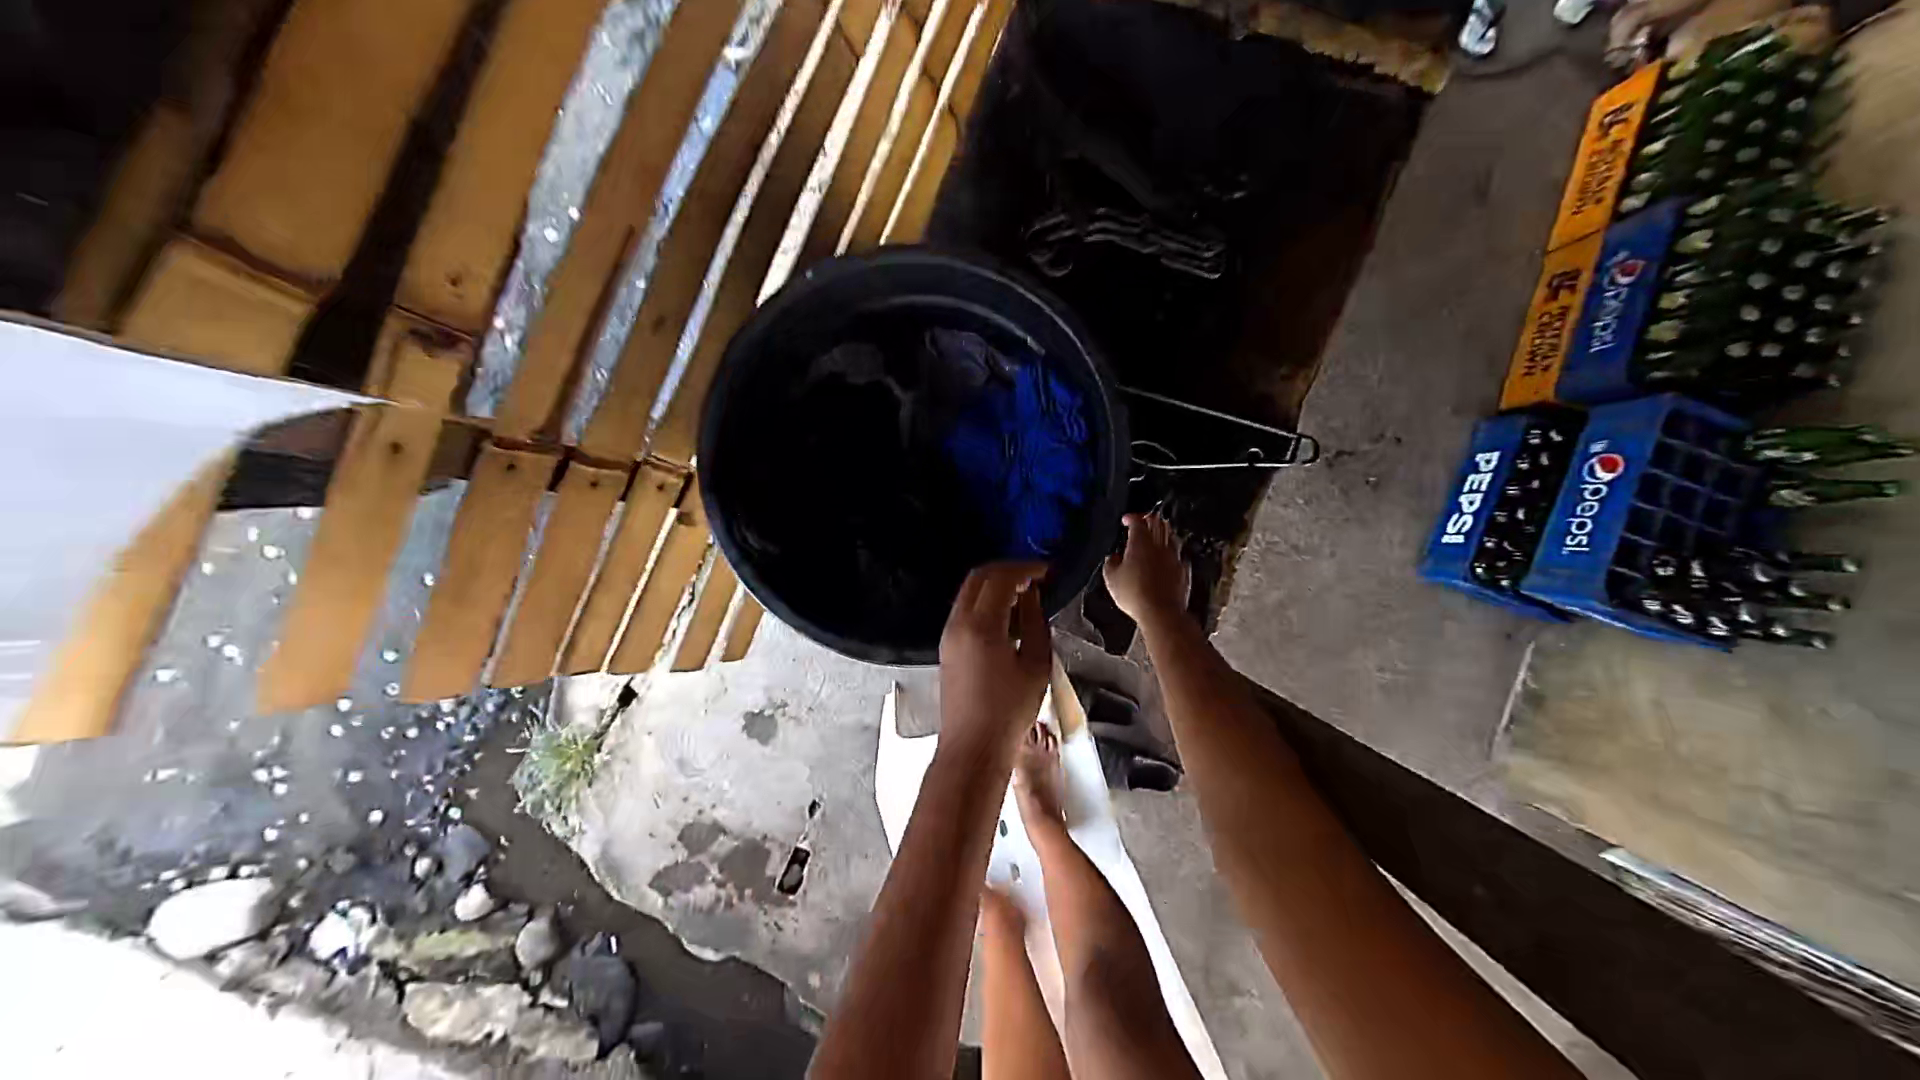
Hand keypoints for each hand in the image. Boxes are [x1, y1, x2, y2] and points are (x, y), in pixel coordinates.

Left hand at [939, 561, 1050, 757]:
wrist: (973, 746)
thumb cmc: (1009, 711)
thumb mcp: (1036, 665)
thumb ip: (1035, 622)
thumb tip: (1033, 596)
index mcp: (980, 626)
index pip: (1000, 578)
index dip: (1026, 568)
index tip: (1047, 571)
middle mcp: (958, 624)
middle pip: (979, 577)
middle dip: (1008, 570)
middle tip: (1035, 576)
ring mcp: (948, 635)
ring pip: (968, 592)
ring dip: (995, 584)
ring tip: (1024, 593)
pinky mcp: (946, 647)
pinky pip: (964, 609)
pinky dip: (985, 601)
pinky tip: (1007, 614)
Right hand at [1104, 513, 1190, 630]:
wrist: (1161, 612)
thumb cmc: (1135, 595)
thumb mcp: (1111, 579)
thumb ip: (1110, 563)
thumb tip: (1113, 559)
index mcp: (1140, 543)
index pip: (1138, 521)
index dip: (1131, 517)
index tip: (1127, 520)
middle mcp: (1160, 546)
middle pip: (1158, 523)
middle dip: (1150, 519)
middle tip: (1144, 521)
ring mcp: (1174, 557)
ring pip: (1171, 536)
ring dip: (1163, 533)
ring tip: (1156, 536)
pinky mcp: (1183, 571)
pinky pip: (1179, 555)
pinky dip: (1172, 552)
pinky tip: (1168, 558)